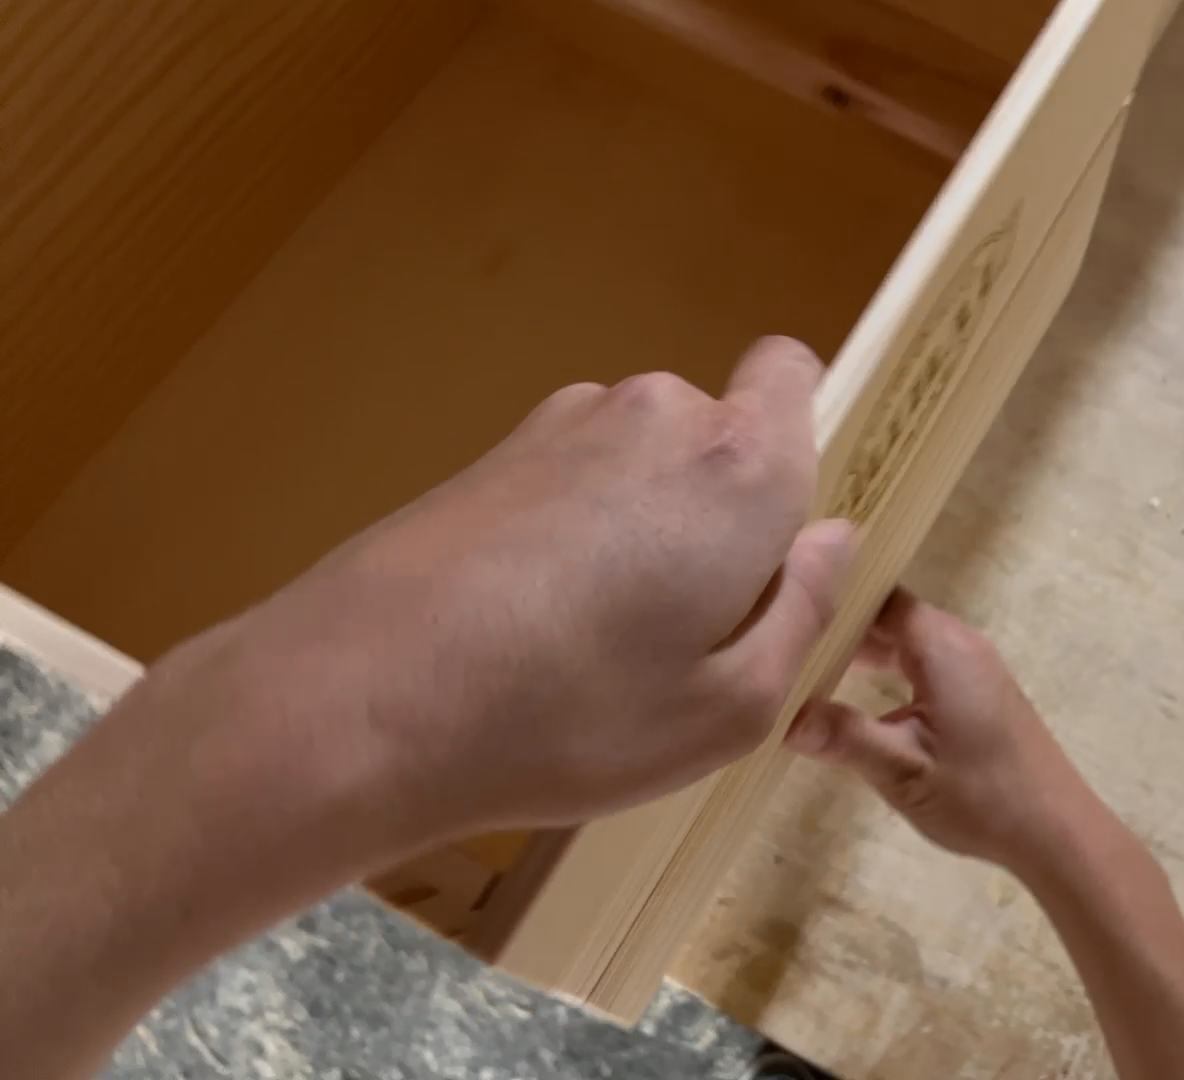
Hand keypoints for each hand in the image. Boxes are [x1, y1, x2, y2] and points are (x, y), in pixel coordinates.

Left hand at [157, 336, 854, 847]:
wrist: (344, 710)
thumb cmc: (574, 717)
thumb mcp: (736, 705)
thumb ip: (809, 607)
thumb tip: (833, 538)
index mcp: (739, 466)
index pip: (794, 373)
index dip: (803, 433)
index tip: (781, 523)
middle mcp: (660, 415)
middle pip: (732, 434)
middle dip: (734, 507)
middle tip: (695, 614)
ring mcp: (569, 420)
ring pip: (660, 456)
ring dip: (662, 517)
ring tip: (608, 622)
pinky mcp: (499, 446)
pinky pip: (591, 468)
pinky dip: (595, 518)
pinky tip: (543, 606)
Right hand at [785, 590, 1106, 872]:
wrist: (1054, 826)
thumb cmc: (979, 795)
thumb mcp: (902, 770)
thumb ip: (843, 737)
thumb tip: (780, 716)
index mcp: (941, 645)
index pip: (880, 597)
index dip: (835, 598)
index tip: (787, 608)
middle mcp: (960, 642)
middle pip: (893, 616)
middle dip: (843, 626)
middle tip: (786, 641)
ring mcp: (974, 665)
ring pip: (910, 640)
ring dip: (867, 651)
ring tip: (809, 665)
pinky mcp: (980, 690)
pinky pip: (927, 661)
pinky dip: (893, 669)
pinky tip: (861, 696)